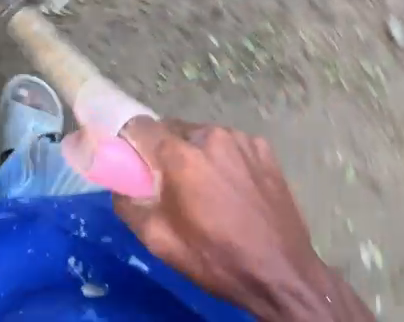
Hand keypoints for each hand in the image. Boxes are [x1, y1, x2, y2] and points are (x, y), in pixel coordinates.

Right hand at [113, 118, 372, 321]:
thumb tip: (118, 185)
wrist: (285, 278)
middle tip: (169, 181)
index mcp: (181, 156)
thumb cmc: (218, 260)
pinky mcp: (263, 149)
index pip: (140, 126)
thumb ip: (128, 205)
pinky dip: (222, 157)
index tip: (133, 162)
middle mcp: (210, 136)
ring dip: (194, 152)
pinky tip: (231, 187)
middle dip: (163, 149)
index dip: (131, 142)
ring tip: (204, 187)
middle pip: (171, 128)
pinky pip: (228, 144)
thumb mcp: (159, 242)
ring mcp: (241, 140)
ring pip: (200, 135)